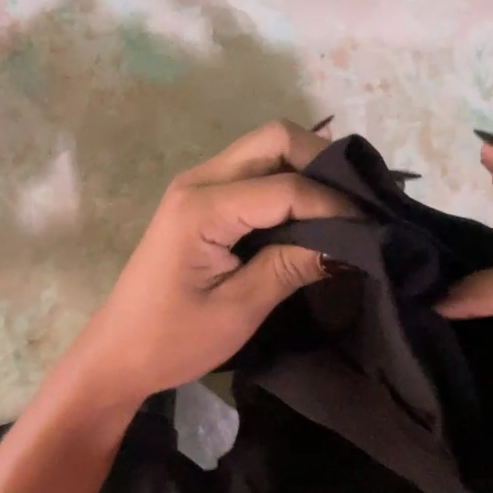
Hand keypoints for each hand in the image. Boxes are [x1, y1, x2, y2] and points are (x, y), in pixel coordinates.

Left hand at [66, 120, 355, 408]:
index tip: (374, 234)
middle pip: (274, 140)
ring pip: (265, 149)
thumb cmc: (172, 340)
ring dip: (307, 169)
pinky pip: (253, 171)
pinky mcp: (201, 198)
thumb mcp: (238, 310)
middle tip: (359, 208)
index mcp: (202, 207)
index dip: (334, 207)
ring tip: (344, 211)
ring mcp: (197, 184)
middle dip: (323, 163)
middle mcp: (198, 180)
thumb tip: (354, 245)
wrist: (118, 353)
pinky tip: (312, 215)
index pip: (286, 187)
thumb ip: (292, 267)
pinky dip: (288, 183)